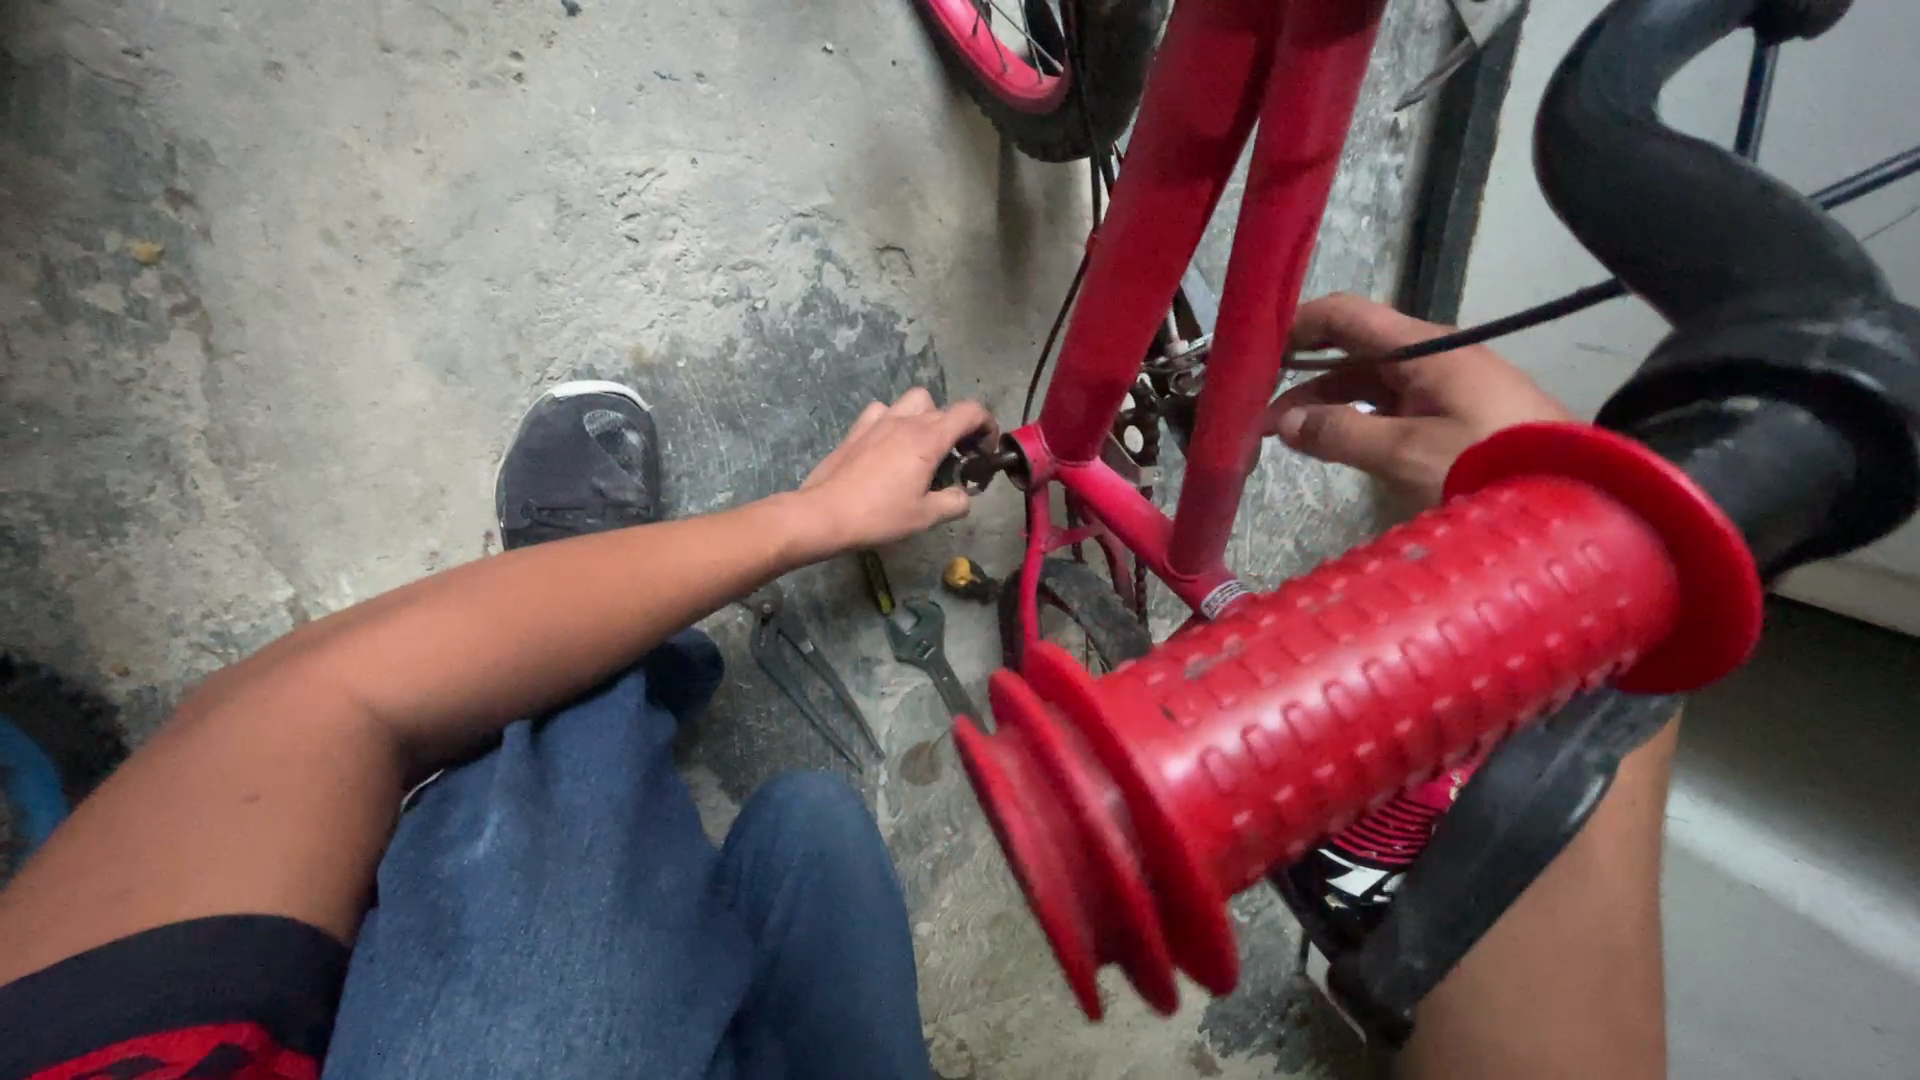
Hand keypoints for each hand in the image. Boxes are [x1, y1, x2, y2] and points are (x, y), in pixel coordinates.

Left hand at [796, 388, 992, 552]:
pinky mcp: (857, 429)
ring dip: (927, 417)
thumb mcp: (925, 517)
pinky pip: (883, 411)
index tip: (985, 450)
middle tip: (956, 460)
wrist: (825, 514)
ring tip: (924, 446)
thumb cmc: (879, 516)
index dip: (987, 425)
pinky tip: (890, 444)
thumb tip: (963, 497)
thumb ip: (954, 503)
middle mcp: (905, 421)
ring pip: (913, 401)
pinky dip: (894, 421)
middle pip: (944, 409)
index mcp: (928, 439)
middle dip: (958, 430)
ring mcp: (878, 421)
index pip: (970, 412)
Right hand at [1264, 294, 1572, 506]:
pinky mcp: (1449, 416)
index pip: (1344, 316)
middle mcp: (1429, 358)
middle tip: (1253, 409)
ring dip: (1319, 403)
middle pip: (1349, 351)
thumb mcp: (1406, 452)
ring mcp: (1441, 387)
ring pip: (1364, 383)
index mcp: (1423, 350)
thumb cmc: (1490, 463)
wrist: (1582, 494)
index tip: (1251, 351)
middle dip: (1297, 375)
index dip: (1295, 324)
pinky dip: (1348, 420)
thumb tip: (1283, 423)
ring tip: (1278, 435)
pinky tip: (1324, 441)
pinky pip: (1384, 406)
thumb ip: (1340, 434)